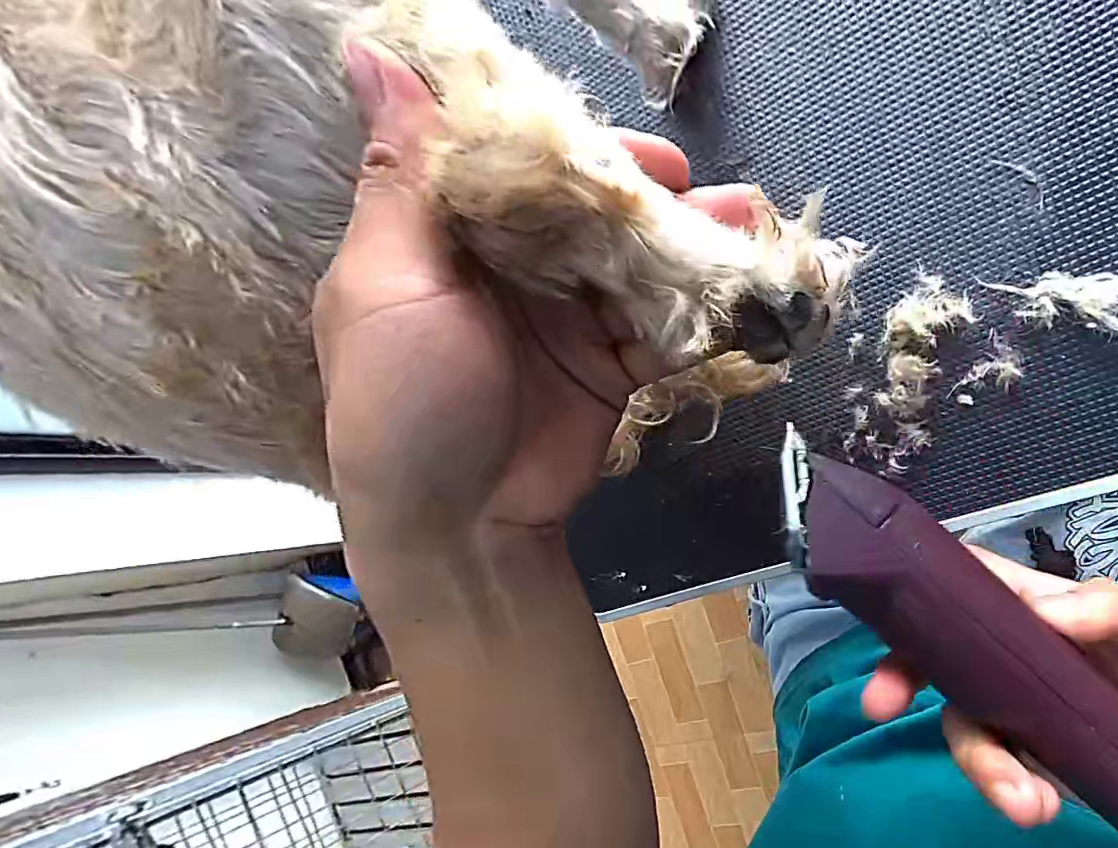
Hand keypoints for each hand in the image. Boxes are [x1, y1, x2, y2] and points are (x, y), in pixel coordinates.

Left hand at [312, 40, 758, 549]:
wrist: (463, 523)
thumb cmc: (406, 405)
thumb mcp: (388, 288)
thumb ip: (405, 183)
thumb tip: (375, 55)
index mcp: (453, 237)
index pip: (521, 167)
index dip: (577, 147)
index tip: (635, 149)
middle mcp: (519, 272)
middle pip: (592, 215)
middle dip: (647, 200)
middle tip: (701, 191)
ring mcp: (573, 323)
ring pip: (636, 270)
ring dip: (688, 251)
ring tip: (742, 230)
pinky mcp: (613, 369)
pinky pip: (661, 333)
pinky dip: (697, 318)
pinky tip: (736, 301)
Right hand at [861, 546, 1117, 827]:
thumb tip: (1042, 610)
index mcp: (1043, 606)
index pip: (974, 579)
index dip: (925, 580)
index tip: (886, 599)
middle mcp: (1013, 650)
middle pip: (939, 647)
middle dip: (900, 670)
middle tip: (879, 702)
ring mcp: (1011, 704)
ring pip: (959, 716)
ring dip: (977, 760)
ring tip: (1025, 801)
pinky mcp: (1019, 753)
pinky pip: (988, 762)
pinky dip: (1001, 786)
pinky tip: (1037, 806)